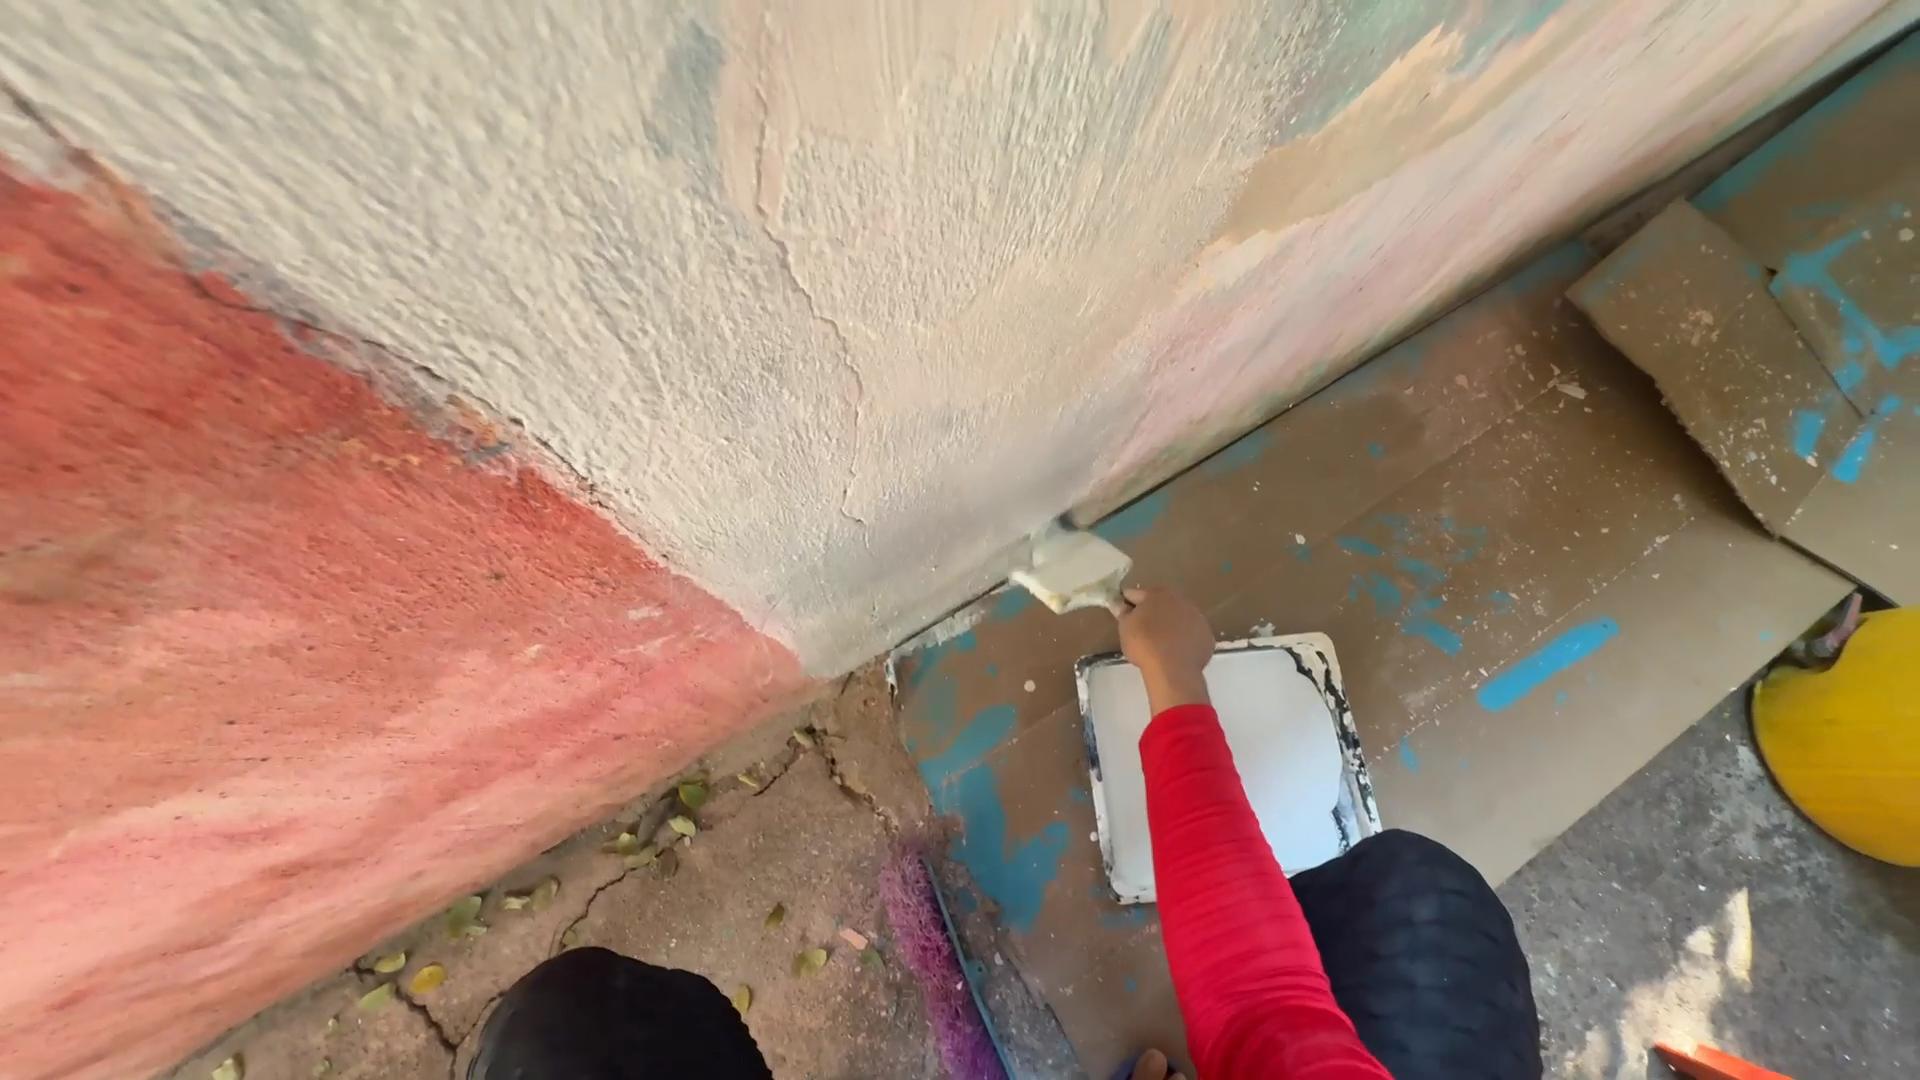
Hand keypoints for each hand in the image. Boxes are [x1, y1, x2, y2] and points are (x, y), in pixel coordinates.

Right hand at [1117, 586, 1213, 712]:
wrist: (1173, 669)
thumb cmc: (1144, 644)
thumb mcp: (1125, 627)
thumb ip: (1124, 613)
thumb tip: (1123, 606)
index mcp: (1157, 593)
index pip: (1136, 594)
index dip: (1127, 604)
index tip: (1122, 614)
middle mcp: (1180, 600)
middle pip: (1161, 604)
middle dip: (1152, 613)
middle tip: (1141, 631)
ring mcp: (1197, 618)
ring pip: (1179, 618)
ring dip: (1170, 626)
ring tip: (1160, 644)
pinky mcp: (1207, 636)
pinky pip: (1191, 635)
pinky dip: (1184, 640)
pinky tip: (1176, 653)